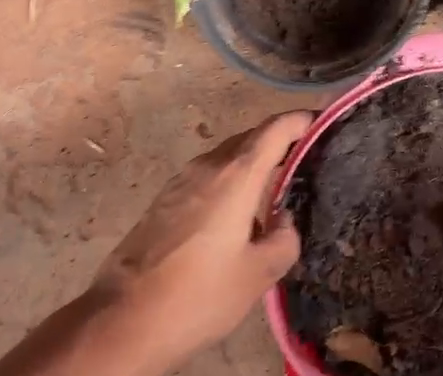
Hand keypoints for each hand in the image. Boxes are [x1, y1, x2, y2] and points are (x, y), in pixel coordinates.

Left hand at [92, 111, 313, 371]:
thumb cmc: (198, 294)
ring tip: (271, 192)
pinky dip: (228, 183)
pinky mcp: (163, 201)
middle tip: (303, 162)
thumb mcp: (258, 274)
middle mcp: (209, 165)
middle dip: (278, 143)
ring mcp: (181, 180)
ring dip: (251, 165)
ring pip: (227, 158)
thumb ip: (284, 240)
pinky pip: (207, 177)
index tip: (321, 123)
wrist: (122, 321)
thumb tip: (283, 221)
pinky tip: (233, 217)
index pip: (276, 128)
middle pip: (251, 138)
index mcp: (238, 174)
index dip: (302, 120)